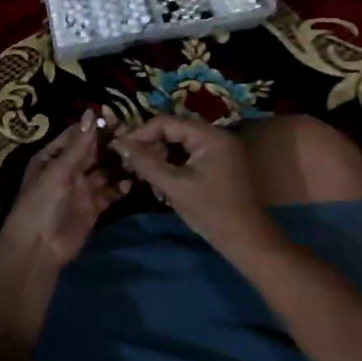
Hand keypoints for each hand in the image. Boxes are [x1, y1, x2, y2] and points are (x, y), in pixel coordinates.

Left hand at [0, 109, 128, 269]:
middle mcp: (67, 170)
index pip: (76, 135)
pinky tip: (132, 182)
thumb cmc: (42, 203)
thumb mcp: (58, 171)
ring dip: (119, 164)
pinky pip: (109, 192)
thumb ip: (78, 145)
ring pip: (104, 171)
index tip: (118, 115)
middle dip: (111, 144)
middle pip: (92, 152)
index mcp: (52, 157)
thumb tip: (90, 112)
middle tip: (137, 134)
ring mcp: (81, 188)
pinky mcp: (92, 207)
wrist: (39, 246)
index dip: (94, 126)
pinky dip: (120, 187)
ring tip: (140, 155)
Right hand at [112, 115, 280, 254]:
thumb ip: (144, 162)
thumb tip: (118, 143)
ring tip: (142, 169)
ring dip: (158, 152)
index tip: (120, 150)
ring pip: (179, 140)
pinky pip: (188, 152)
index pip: (166, 122)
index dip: (140, 134)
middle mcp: (217, 135)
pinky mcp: (218, 161)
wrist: (244, 237)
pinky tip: (159, 174)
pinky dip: (171, 160)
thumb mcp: (172, 185)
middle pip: (173, 129)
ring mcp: (219, 148)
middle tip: (129, 161)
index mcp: (210, 137)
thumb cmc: (209, 210)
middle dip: (149, 143)